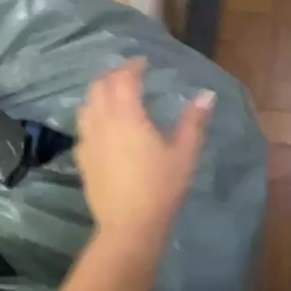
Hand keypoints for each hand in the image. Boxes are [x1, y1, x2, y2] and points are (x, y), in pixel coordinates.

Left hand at [76, 59, 213, 244]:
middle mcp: (103, 123)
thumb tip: (207, 95)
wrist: (129, 227)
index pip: (124, 79)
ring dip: (99, 93)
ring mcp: (88, 141)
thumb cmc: (161, 189)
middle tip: (129, 74)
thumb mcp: (184, 154)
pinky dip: (92, 115)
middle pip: (99, 86)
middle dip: (113, 75)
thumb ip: (194, 122)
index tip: (144, 63)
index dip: (133, 66)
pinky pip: (83, 127)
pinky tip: (103, 126)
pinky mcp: (83, 159)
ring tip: (113, 95)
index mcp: (127, 117)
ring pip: (86, 105)